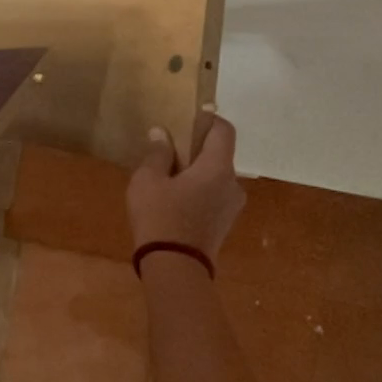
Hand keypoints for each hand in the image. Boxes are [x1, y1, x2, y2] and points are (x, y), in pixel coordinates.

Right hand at [126, 115, 245, 262]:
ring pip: (215, 176)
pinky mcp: (226, 221)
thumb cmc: (159, 215)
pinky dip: (198, 189)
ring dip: (195, 172)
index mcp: (217, 168)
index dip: (209, 120)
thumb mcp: (147, 180)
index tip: (189, 117)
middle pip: (219, 155)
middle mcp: (233, 183)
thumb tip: (162, 133)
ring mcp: (233, 205)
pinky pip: (213, 194)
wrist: (175, 264)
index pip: (225, 132)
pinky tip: (174, 199)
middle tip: (166, 152)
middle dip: (195, 149)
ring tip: (166, 179)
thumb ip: (157, 154)